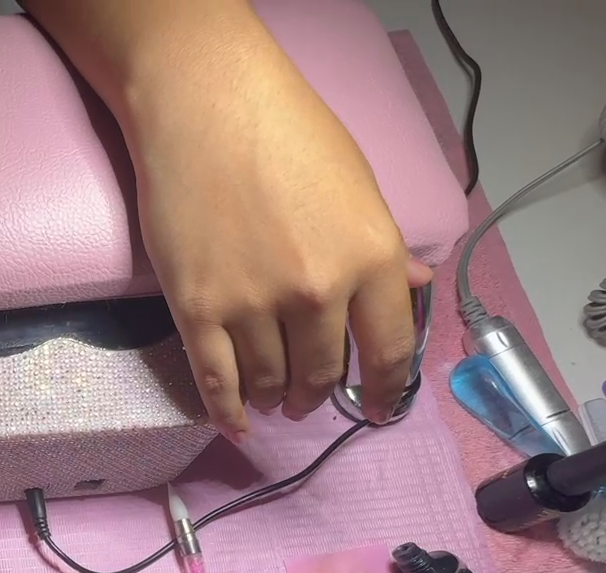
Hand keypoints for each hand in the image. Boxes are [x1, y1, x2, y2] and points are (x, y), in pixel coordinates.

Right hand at [117, 7, 432, 434]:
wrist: (205, 115)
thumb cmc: (286, 136)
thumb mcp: (357, 187)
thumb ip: (381, 250)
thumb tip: (408, 290)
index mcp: (370, 257)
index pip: (387, 350)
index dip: (386, 390)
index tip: (378, 409)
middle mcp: (316, 293)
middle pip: (320, 373)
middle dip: (317, 395)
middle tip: (308, 399)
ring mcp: (251, 307)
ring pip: (267, 380)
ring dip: (273, 398)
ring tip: (271, 400)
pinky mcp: (197, 311)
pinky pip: (215, 379)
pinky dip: (226, 410)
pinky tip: (236, 425)